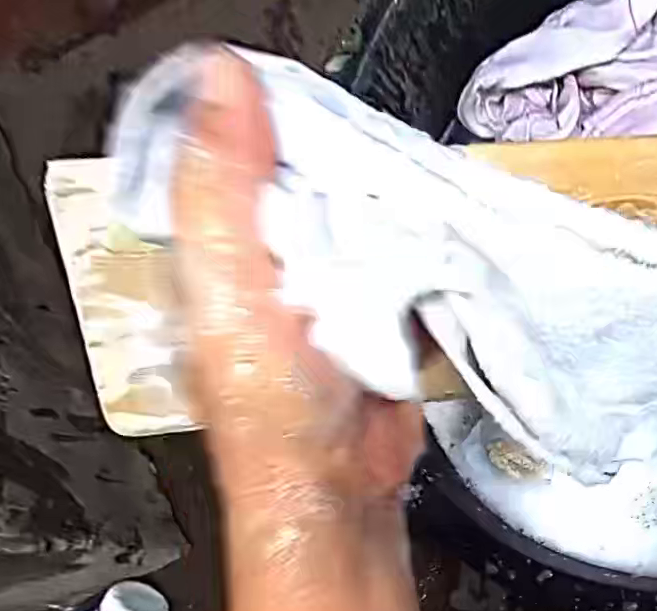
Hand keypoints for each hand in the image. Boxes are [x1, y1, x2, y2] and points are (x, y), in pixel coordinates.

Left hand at [172, 48, 421, 502]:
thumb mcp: (229, 291)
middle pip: (314, 186)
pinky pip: (407, 273)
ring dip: (391, 213)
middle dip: (348, 167)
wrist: (341, 485)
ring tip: (412, 192)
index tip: (314, 102)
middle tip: (378, 150)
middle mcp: (280, 267)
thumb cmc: (274, 410)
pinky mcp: (386, 323)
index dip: (273, 122)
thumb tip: (224, 78)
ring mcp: (338, 296)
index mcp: (223, 250)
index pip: (243, 156)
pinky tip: (434, 244)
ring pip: (366, 227)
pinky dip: (423, 260)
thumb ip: (222, 193)